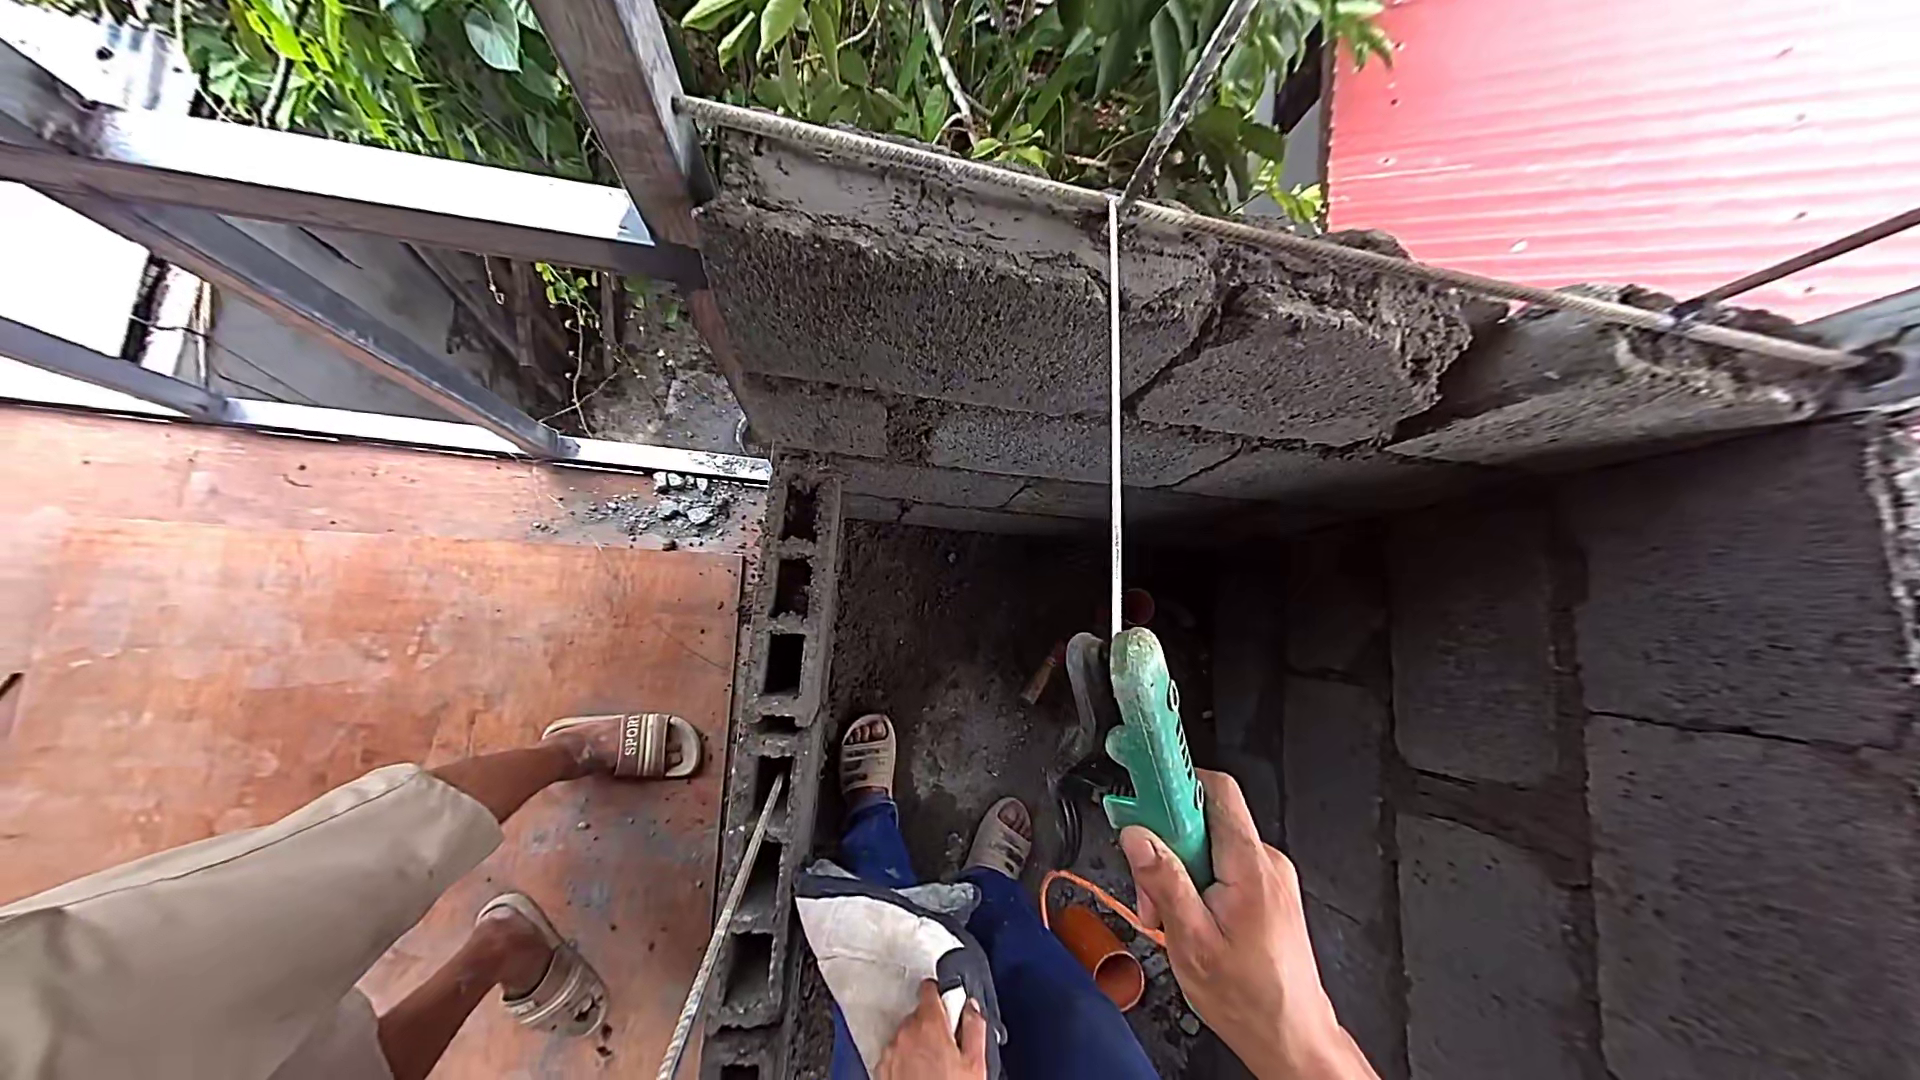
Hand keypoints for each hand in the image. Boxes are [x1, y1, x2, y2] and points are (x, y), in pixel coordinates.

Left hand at [875, 979, 987, 1079]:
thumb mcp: (975, 1064)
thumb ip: (974, 1026)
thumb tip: (971, 1007)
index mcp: (928, 1023)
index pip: (929, 989)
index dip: (940, 995)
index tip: (947, 1004)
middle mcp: (905, 1032)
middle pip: (918, 1015)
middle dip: (931, 1027)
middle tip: (946, 1049)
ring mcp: (890, 1053)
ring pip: (905, 1036)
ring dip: (917, 1045)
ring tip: (932, 1070)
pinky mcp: (880, 1073)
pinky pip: (894, 1056)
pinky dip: (904, 1062)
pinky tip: (917, 1079)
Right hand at [1120, 770, 1377, 1079]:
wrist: (1294, 1043)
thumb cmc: (1254, 1002)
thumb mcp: (1194, 943)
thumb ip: (1164, 881)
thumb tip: (1137, 836)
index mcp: (1250, 866)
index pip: (1215, 790)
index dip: (1175, 782)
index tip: (1143, 787)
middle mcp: (1264, 861)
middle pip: (1200, 818)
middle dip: (1165, 845)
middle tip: (1150, 885)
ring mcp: (1266, 873)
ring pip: (1206, 842)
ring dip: (1177, 868)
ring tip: (1170, 913)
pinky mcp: (1262, 887)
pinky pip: (1219, 860)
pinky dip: (1194, 880)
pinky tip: (1188, 916)